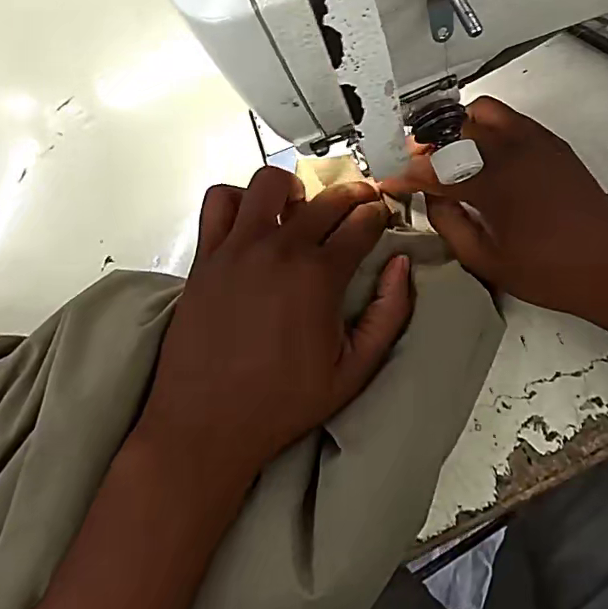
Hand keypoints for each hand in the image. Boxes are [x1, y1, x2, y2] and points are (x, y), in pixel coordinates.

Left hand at [136, 168, 412, 483]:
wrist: (206, 426)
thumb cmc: (284, 402)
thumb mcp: (356, 370)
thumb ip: (390, 314)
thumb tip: (401, 266)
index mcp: (320, 276)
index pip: (362, 222)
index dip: (380, 214)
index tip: (383, 217)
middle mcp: (280, 251)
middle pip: (327, 197)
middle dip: (354, 194)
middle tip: (361, 205)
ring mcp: (238, 249)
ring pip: (270, 183)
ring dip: (294, 188)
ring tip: (301, 208)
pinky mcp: (206, 257)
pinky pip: (219, 202)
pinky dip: (238, 199)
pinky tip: (252, 220)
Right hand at [378, 97, 607, 321]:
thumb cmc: (552, 272)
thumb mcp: (487, 261)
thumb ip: (450, 224)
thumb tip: (432, 199)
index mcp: (494, 184)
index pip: (434, 169)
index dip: (405, 175)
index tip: (392, 180)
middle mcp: (513, 152)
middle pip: (454, 127)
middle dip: (427, 143)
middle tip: (417, 163)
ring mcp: (536, 143)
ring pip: (483, 111)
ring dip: (457, 125)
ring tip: (448, 151)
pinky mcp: (552, 143)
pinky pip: (511, 119)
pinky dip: (487, 126)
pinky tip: (482, 153)